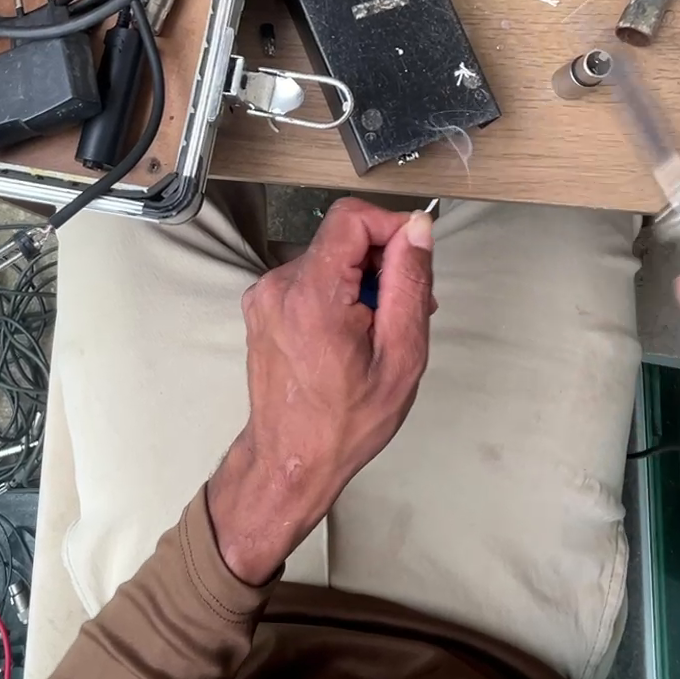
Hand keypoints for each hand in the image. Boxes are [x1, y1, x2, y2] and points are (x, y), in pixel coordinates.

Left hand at [207, 198, 435, 583]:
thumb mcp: (400, 356)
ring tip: (379, 329)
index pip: (351, 217)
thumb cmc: (347, 421)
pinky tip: (351, 332)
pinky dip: (336, 292)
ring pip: (328, 258)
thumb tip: (417, 229)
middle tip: (407, 309)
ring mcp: (264, 294)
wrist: (289, 461)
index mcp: (311, 294)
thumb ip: (409, 284)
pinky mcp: (261, 304)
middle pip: (341, 238)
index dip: (391, 225)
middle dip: (382, 262)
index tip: (415, 256)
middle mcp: (279, 285)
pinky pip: (309, 277)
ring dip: (361, 281)